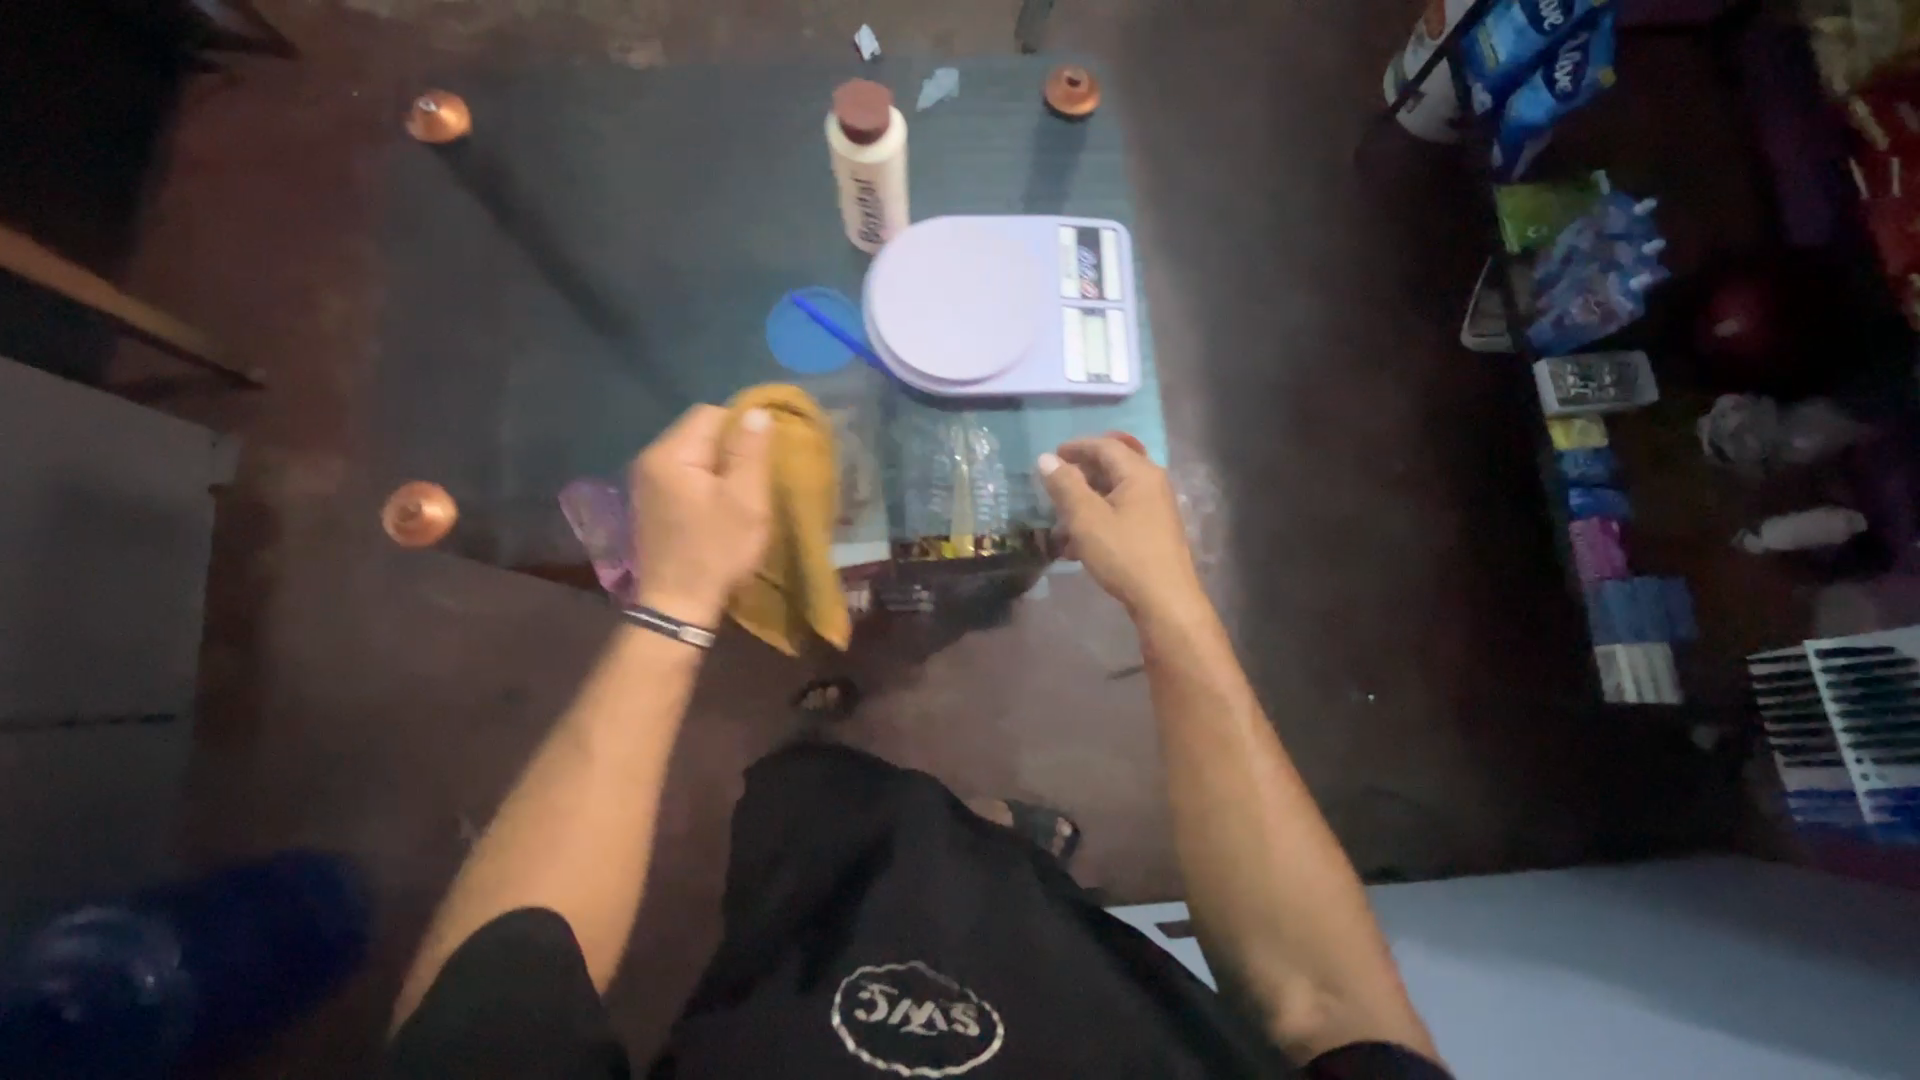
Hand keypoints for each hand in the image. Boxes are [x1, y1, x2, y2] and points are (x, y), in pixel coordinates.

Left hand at [629, 404, 772, 626]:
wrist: (677, 606)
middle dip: (731, 448)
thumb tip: (757, 412)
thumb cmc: (717, 552)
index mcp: (671, 454)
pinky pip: (682, 475)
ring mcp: (646, 482)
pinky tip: (718, 508)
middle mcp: (650, 460)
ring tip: (740, 493)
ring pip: (692, 455)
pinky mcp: (650, 503)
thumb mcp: (745, 501)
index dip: (743, 428)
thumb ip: (750, 452)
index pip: (711, 414)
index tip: (764, 457)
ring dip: (719, 467)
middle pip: (698, 432)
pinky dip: (704, 482)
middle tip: (755, 478)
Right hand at [1039, 435, 1205, 620]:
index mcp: (1139, 473)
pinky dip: (1099, 519)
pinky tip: (1077, 545)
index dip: (1076, 447)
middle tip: (1055, 484)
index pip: (1105, 445)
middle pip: (1112, 467)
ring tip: (1061, 521)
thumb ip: (1065, 485)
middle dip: (1081, 475)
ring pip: (1115, 493)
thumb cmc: (1124, 554)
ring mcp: (1156, 508)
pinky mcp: (1154, 531)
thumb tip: (1047, 459)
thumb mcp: (1086, 519)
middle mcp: (1152, 483)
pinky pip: (1122, 513)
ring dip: (1086, 502)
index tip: (1052, 456)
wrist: (1165, 600)